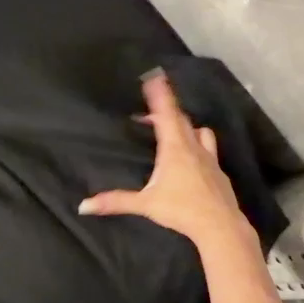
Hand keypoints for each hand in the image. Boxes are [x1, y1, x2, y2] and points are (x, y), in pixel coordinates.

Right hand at [78, 70, 256, 250]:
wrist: (220, 225)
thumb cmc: (182, 209)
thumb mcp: (145, 205)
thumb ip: (115, 202)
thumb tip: (83, 206)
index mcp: (175, 149)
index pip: (165, 114)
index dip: (159, 95)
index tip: (154, 77)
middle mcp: (193, 147)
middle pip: (181, 120)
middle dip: (166, 110)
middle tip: (152, 109)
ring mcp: (209, 158)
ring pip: (199, 132)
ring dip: (185, 126)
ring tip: (174, 132)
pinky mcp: (217, 171)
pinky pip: (207, 148)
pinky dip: (197, 145)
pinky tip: (191, 159)